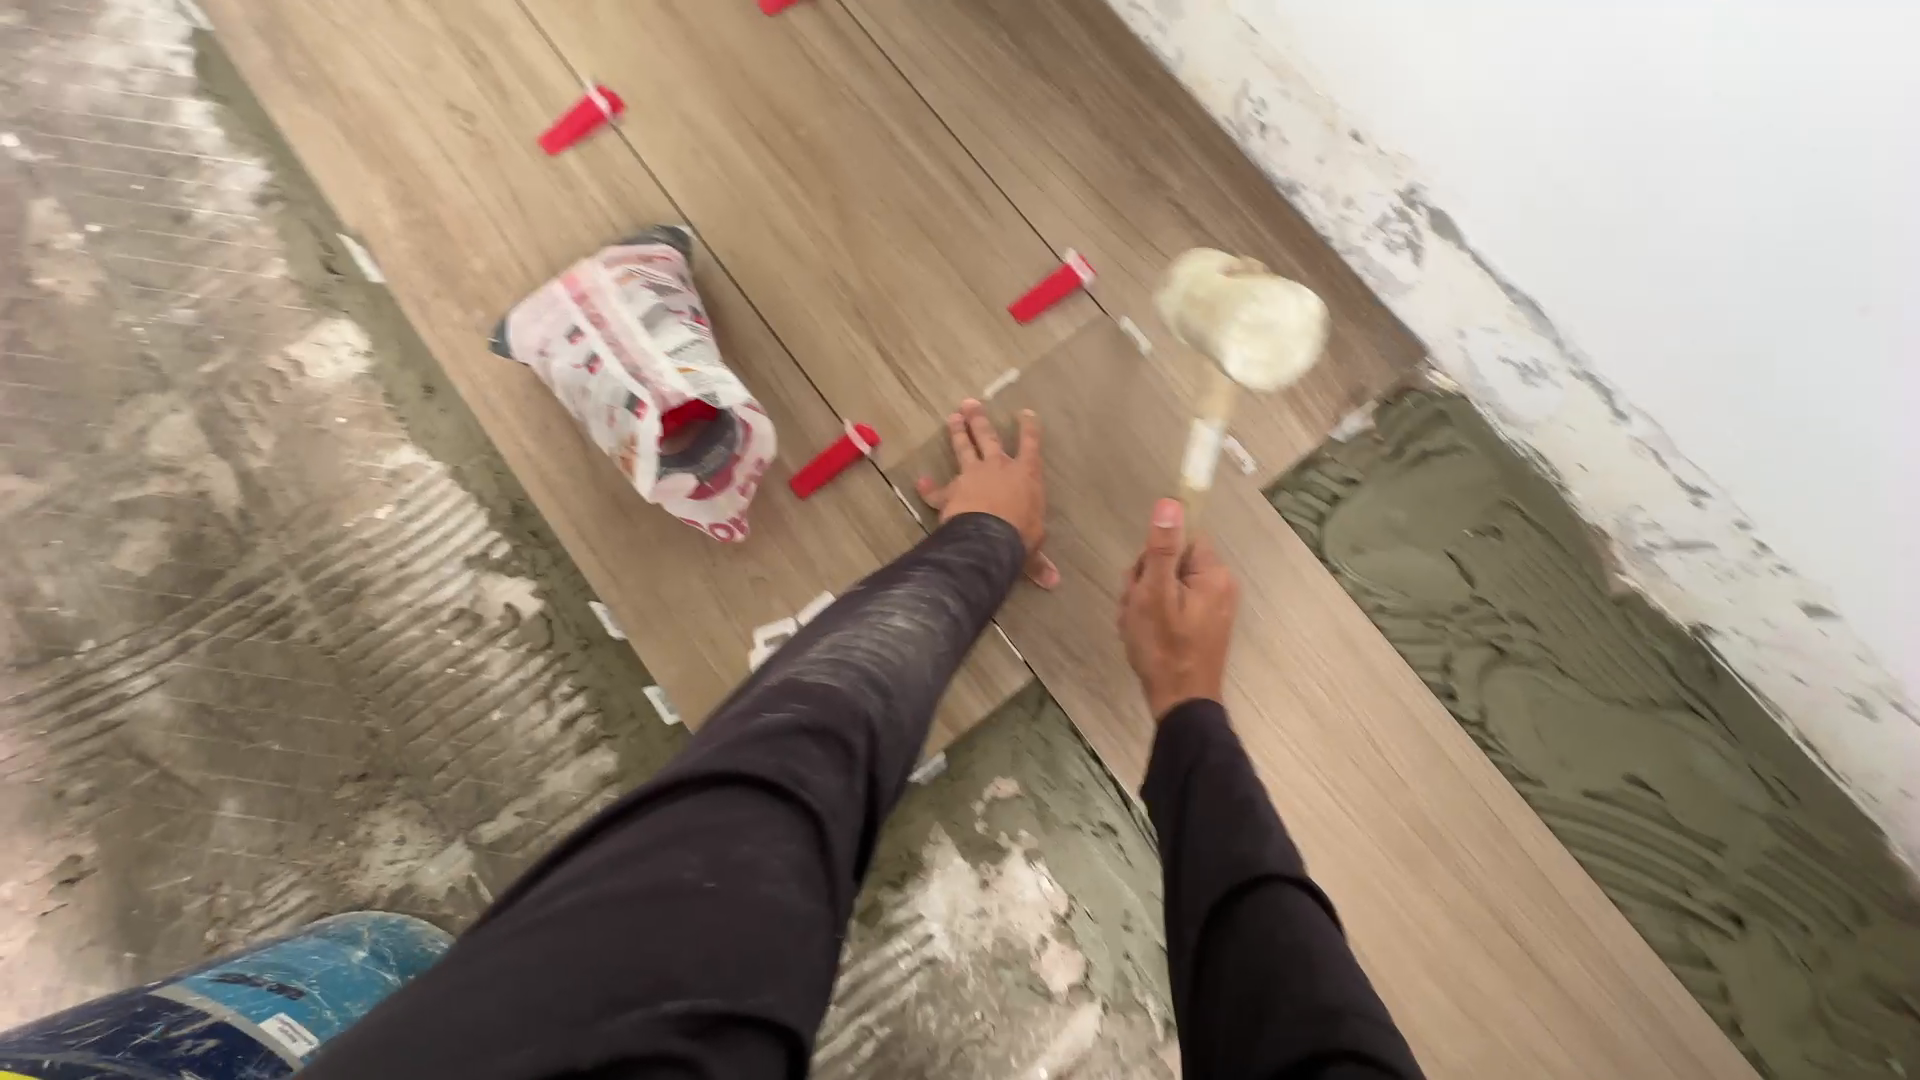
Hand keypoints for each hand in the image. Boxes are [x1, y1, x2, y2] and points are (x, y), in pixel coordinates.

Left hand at [917, 399, 1060, 588]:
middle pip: (989, 437)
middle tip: (971, 403)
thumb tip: (1053, 582)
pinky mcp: (952, 491)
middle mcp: (999, 467)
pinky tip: (920, 481)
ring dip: (958, 432)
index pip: (1031, 444)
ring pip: (964, 448)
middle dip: (980, 420)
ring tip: (953, 416)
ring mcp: (973, 475)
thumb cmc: (1019, 535)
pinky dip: (928, 487)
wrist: (989, 538)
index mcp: (1026, 475)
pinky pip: (937, 489)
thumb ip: (1038, 562)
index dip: (1029, 427)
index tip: (1026, 413)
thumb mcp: (1034, 547)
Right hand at [1118, 498, 1239, 720]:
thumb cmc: (1164, 648)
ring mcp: (1211, 608)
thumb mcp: (1155, 594)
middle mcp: (1219, 586)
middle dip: (1144, 582)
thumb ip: (1161, 549)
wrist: (1180, 702)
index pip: (1179, 540)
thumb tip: (1170, 502)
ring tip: (1136, 626)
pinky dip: (1153, 617)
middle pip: (1171, 562)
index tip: (1143, 582)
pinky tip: (1144, 636)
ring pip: (1166, 586)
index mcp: (1213, 574)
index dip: (1153, 557)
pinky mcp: (1202, 625)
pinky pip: (1172, 606)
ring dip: (1143, 602)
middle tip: (1136, 610)